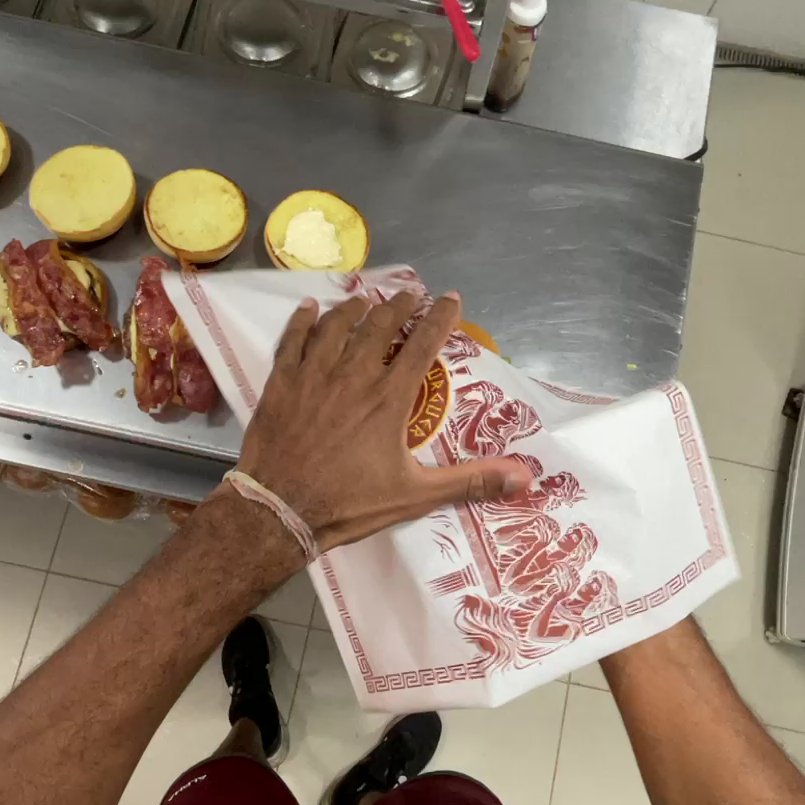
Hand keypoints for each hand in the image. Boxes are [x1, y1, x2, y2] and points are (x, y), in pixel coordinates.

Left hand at [235, 291, 532, 552]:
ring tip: (365, 301)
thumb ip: (469, 481)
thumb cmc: (350, 503)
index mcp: (389, 398)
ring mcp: (314, 375)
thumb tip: (525, 477)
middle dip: (398, 305)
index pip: (422, 345)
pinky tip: (310, 309)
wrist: (280, 509)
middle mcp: (354, 375)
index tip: (450, 299)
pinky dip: (303, 321)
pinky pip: (292, 340)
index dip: (440, 318)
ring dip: (354, 309)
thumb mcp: (416, 495)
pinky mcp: (281, 383)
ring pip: (336, 326)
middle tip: (408, 295)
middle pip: (379, 326)